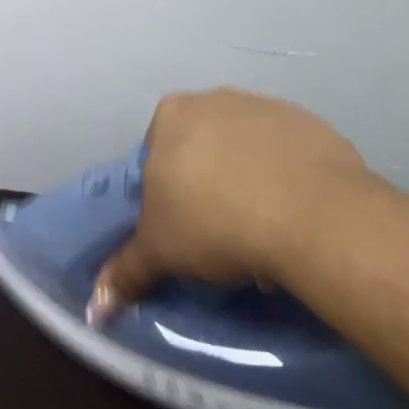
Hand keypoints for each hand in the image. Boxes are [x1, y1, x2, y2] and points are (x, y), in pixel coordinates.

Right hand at [89, 88, 379, 323]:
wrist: (311, 214)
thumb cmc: (215, 222)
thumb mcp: (160, 252)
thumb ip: (126, 272)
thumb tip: (95, 309)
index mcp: (171, 116)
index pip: (156, 154)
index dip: (167, 194)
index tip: (183, 227)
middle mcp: (216, 99)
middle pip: (203, 149)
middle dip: (209, 187)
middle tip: (219, 234)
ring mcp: (268, 107)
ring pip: (248, 153)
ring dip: (250, 185)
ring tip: (262, 234)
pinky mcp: (313, 125)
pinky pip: (290, 157)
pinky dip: (288, 182)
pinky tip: (295, 219)